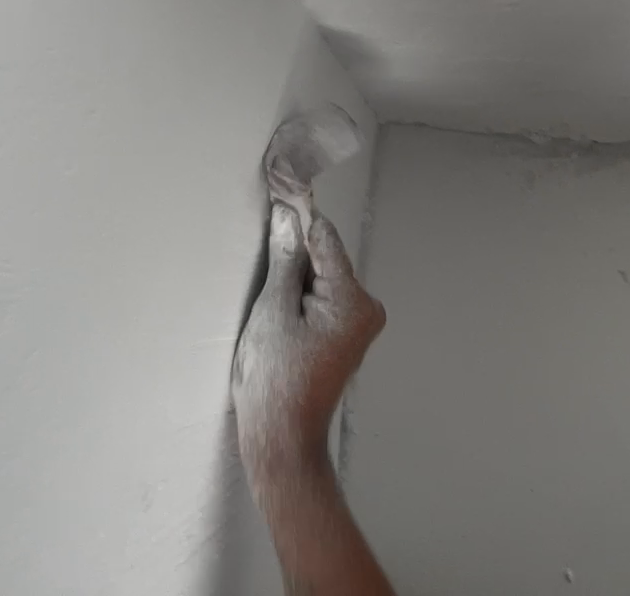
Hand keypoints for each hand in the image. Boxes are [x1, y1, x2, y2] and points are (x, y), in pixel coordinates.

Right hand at [232, 201, 386, 474]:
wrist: (282, 438)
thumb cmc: (274, 378)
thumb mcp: (272, 311)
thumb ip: (284, 260)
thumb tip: (287, 214)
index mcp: (353, 300)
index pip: (324, 238)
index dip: (297, 216)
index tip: (275, 192)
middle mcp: (366, 307)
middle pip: (324, 256)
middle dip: (293, 255)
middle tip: (263, 269)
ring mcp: (359, 321)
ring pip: (321, 276)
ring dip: (295, 277)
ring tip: (270, 303)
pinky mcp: (347, 332)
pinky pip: (322, 295)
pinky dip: (300, 294)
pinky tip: (281, 313)